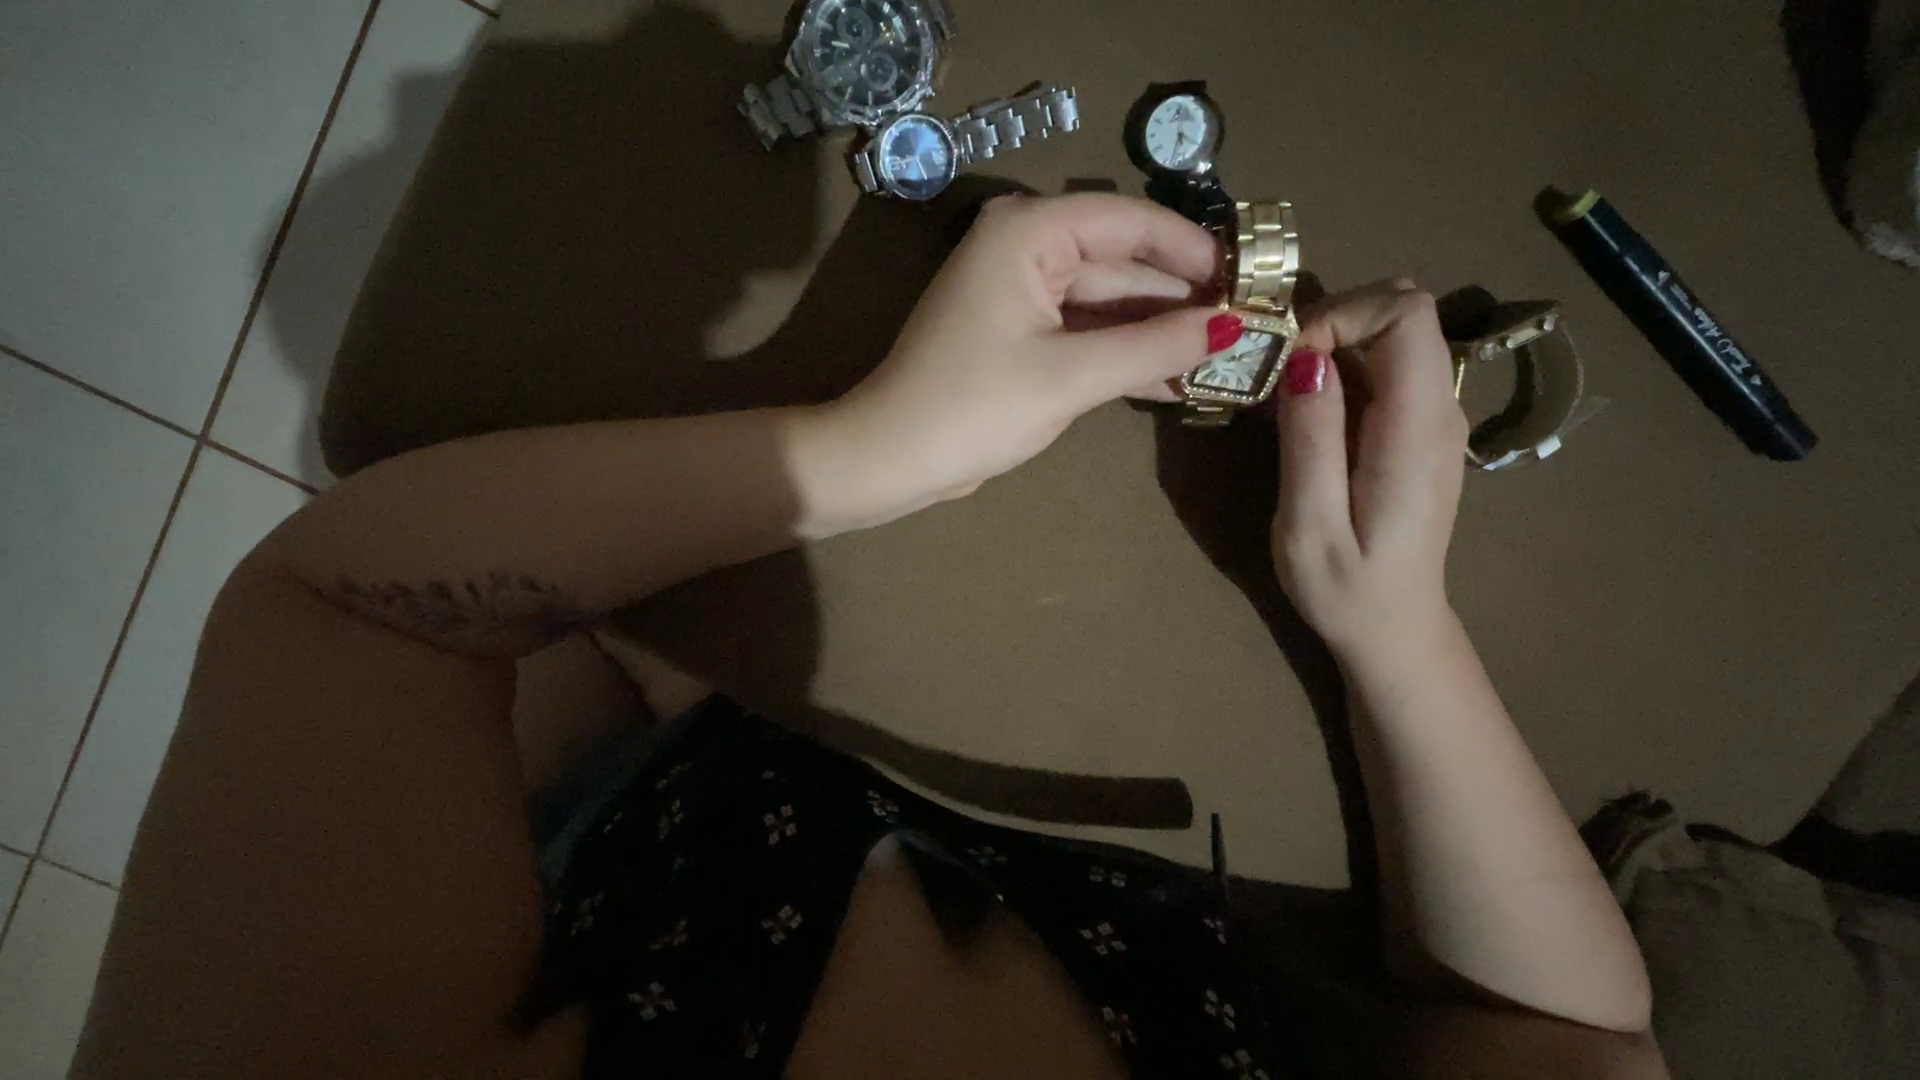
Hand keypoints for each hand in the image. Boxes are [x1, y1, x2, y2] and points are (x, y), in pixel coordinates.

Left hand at [796, 192, 1234, 533]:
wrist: (895, 458)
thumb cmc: (974, 407)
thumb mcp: (1071, 376)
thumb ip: (1154, 346)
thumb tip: (1230, 326)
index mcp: (1030, 232)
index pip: (1131, 222)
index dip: (1195, 250)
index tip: (1252, 280)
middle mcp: (1028, 249)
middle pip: (1124, 263)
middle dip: (1184, 297)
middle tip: (1251, 325)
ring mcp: (1025, 295)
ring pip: (1111, 304)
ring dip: (1162, 332)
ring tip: (1228, 357)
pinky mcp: (1024, 337)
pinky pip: (1089, 334)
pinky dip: (1128, 356)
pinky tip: (1181, 379)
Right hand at [1269, 280, 1468, 658]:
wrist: (1393, 626)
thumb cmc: (1345, 587)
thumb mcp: (1309, 524)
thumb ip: (1310, 439)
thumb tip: (1305, 360)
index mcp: (1416, 430)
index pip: (1407, 314)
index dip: (1342, 315)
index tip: (1291, 361)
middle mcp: (1440, 408)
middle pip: (1405, 308)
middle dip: (1334, 319)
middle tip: (1281, 371)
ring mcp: (1435, 415)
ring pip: (1395, 332)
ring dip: (1333, 343)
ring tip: (1284, 395)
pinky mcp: (1418, 426)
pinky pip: (1387, 366)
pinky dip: (1342, 367)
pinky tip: (1307, 412)